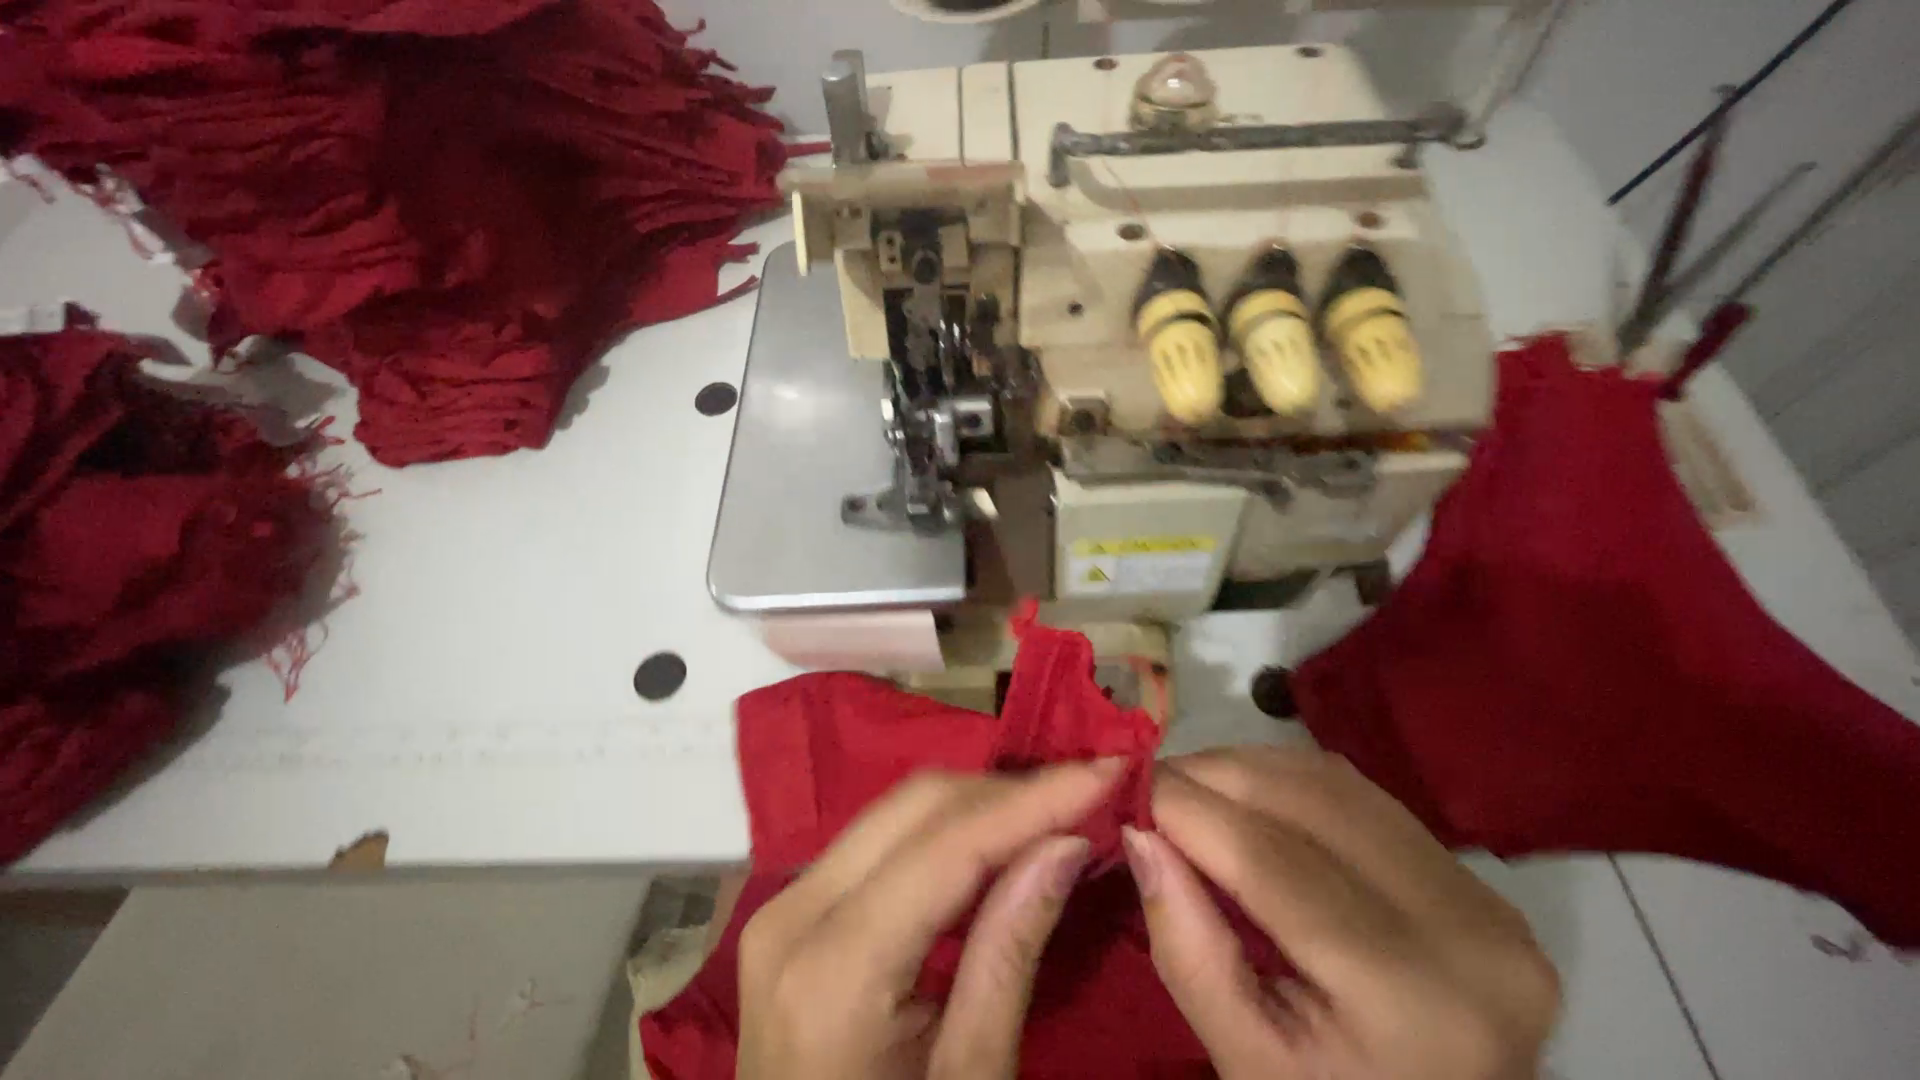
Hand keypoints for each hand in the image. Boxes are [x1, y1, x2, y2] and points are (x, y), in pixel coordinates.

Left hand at [736, 760, 1120, 1079]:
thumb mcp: (968, 1079)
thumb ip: (1009, 954)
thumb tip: (1066, 842)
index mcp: (831, 971)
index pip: (946, 848)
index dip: (1033, 800)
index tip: (1107, 768)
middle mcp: (792, 912)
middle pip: (914, 807)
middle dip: (1009, 791)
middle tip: (1089, 789)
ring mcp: (782, 904)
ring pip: (896, 812)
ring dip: (979, 803)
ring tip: (1057, 807)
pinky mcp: (791, 907)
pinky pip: (877, 840)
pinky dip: (944, 830)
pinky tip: (997, 838)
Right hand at [1127, 746, 1560, 1079]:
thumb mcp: (1244, 1057)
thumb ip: (1186, 946)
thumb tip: (1138, 832)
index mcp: (1410, 996)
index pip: (1273, 862)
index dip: (1188, 809)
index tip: (1124, 789)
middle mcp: (1468, 929)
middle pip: (1310, 804)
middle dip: (1213, 776)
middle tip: (1148, 785)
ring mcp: (1485, 898)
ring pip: (1337, 785)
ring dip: (1248, 770)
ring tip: (1189, 790)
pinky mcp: (1478, 881)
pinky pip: (1364, 799)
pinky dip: (1290, 783)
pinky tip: (1249, 799)